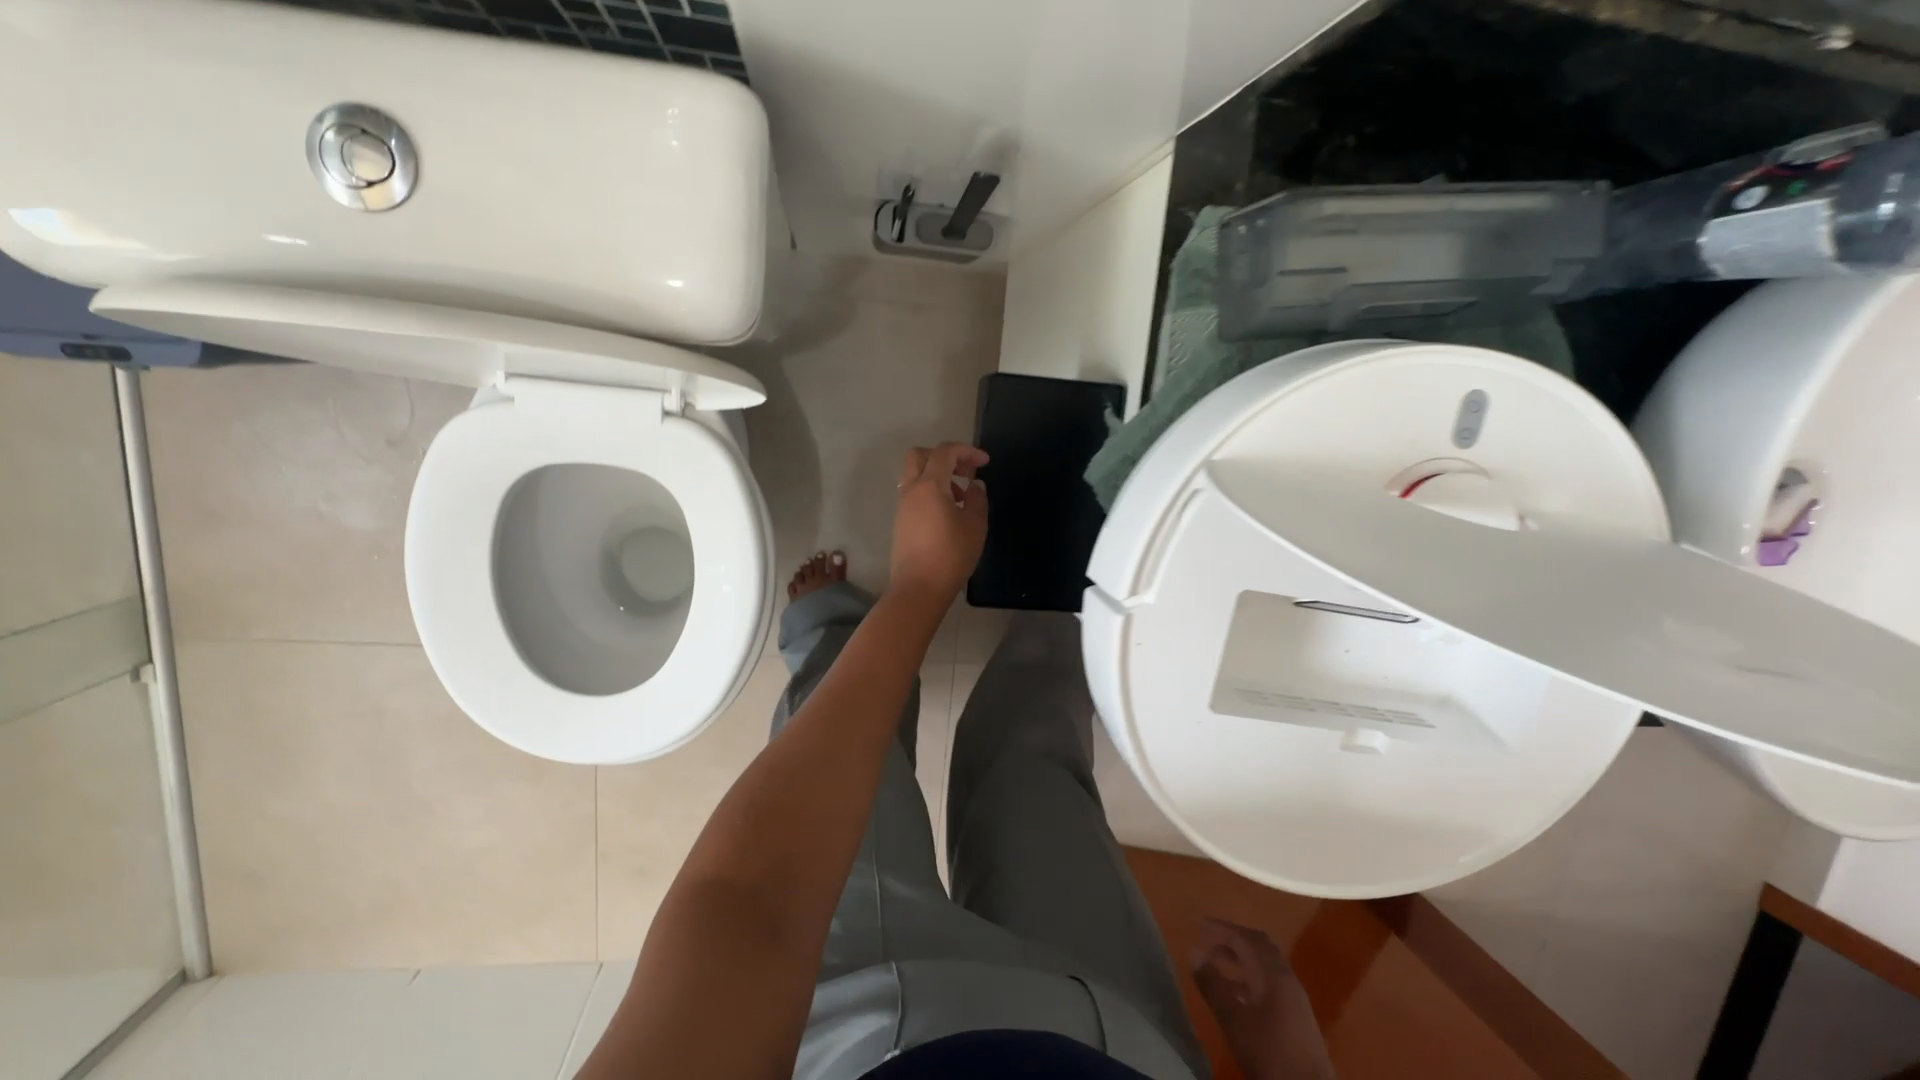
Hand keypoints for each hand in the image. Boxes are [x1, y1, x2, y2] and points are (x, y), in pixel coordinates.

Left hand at [888, 442, 988, 609]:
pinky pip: (914, 494)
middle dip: (944, 457)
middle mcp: (911, 490)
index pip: (945, 452)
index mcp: (929, 485)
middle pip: (920, 455)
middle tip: (966, 472)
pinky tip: (949, 512)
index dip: (967, 451)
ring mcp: (903, 506)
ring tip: (962, 497)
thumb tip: (975, 486)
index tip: (985, 463)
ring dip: (938, 476)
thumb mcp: (975, 525)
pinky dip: (931, 492)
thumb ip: (978, 500)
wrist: (919, 587)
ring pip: (915, 475)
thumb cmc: (951, 555)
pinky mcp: (901, 522)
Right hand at [1192, 918, 1335, 1079]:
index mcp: (1274, 974)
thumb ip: (1213, 985)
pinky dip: (1249, 978)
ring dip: (1240, 959)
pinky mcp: (1295, 1015)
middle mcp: (1287, 979)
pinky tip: (1235, 994)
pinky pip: (1269, 983)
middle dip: (1232, 939)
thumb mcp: (1233, 1019)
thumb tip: (1195, 953)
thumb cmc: (1268, 1051)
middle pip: (1259, 947)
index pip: (1246, 938)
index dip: (1221, 928)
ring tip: (1215, 965)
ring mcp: (1294, 998)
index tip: (1197, 924)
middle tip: (1206, 940)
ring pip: (1265, 966)